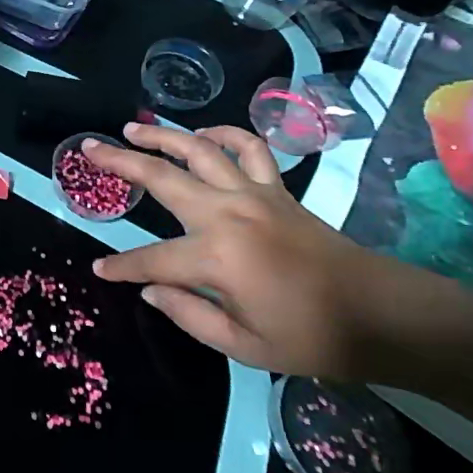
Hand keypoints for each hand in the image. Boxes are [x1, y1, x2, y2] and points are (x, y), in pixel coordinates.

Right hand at [86, 123, 455, 381]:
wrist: (382, 315)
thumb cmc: (312, 338)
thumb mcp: (244, 345)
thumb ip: (189, 314)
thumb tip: (151, 289)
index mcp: (215, 257)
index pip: (151, 259)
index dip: (122, 266)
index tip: (101, 270)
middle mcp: (227, 214)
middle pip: (161, 178)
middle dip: (119, 162)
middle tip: (89, 147)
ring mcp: (254, 195)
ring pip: (199, 150)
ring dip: (163, 134)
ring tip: (134, 126)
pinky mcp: (278, 190)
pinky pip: (250, 149)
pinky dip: (225, 135)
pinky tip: (204, 135)